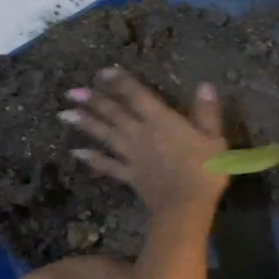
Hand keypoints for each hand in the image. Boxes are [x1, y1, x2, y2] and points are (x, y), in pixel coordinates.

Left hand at [60, 68, 228, 214]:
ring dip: (85, 124)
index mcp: (162, 121)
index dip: (120, 82)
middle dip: (94, 101)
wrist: (187, 206)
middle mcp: (141, 134)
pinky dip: (92, 158)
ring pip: (105, 135)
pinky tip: (76, 152)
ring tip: (64, 114)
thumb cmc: (206, 171)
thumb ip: (207, 112)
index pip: (137, 95)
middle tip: (71, 92)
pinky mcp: (129, 175)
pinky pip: (107, 165)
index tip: (104, 71)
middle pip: (114, 113)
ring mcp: (132, 156)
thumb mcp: (215, 139)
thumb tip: (205, 85)